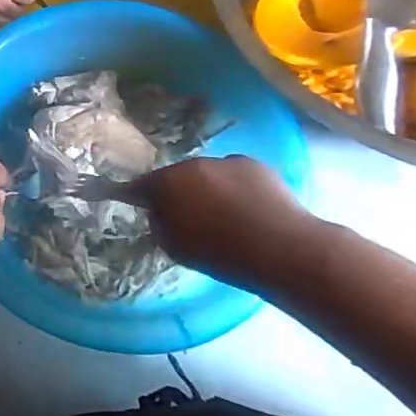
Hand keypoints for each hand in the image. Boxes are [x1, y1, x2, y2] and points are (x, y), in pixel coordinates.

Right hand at [130, 156, 332, 293]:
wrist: (283, 249)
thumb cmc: (222, 254)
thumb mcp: (176, 248)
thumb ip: (159, 224)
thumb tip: (158, 212)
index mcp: (169, 182)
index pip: (140, 185)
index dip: (134, 194)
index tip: (132, 201)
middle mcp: (194, 164)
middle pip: (177, 176)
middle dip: (178, 192)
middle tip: (188, 217)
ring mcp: (226, 161)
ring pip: (208, 174)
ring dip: (208, 188)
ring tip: (224, 216)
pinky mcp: (255, 164)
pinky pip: (235, 175)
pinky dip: (236, 188)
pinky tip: (249, 210)